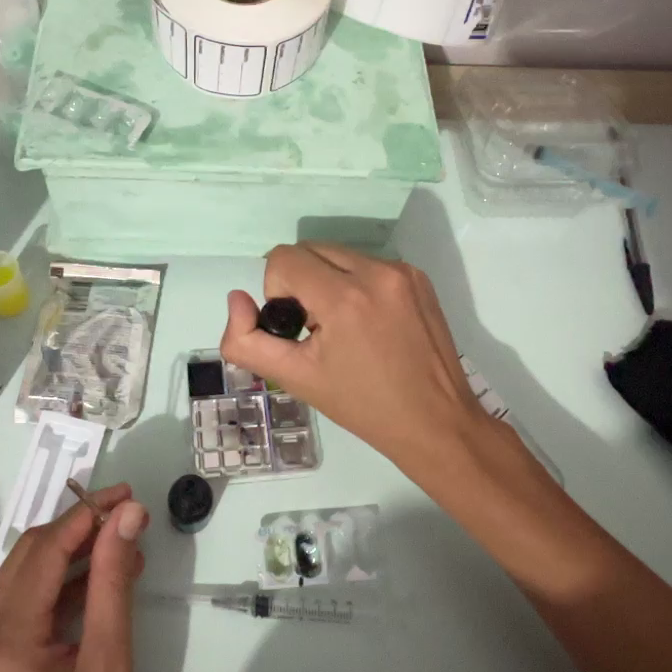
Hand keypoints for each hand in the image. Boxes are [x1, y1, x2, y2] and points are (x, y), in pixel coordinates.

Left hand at [0, 483, 148, 671]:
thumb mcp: (107, 663)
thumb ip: (113, 582)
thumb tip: (128, 515)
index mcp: (2, 638)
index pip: (45, 550)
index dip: (87, 514)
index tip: (128, 494)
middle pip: (28, 557)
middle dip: (78, 529)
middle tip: (128, 516)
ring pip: (24, 578)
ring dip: (71, 557)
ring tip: (123, 549)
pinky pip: (22, 607)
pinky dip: (58, 589)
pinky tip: (98, 584)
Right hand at [219, 243, 486, 469]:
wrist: (435, 421)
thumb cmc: (362, 405)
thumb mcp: (295, 379)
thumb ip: (247, 341)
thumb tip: (236, 299)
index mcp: (344, 297)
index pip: (284, 259)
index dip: (277, 292)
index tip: (297, 328)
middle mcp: (376, 272)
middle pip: (310, 250)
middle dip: (300, 283)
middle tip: (316, 330)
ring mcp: (402, 271)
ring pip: (339, 254)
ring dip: (328, 281)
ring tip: (344, 328)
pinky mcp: (419, 277)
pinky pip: (368, 264)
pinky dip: (356, 284)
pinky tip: (369, 324)